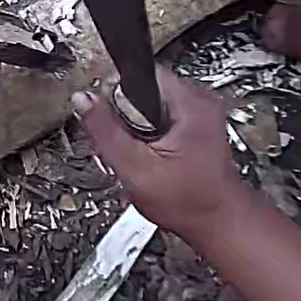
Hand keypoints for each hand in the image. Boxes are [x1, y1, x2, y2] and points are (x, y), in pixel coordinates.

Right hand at [72, 66, 255, 237]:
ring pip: (152, 100)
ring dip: (136, 123)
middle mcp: (201, 101)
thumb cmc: (186, 201)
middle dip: (125, 114)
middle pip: (144, 88)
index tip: (114, 121)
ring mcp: (203, 111)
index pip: (141, 76)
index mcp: (190, 105)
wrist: (217, 223)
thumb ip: (105, 130)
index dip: (117, 96)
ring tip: (137, 151)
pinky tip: (149, 151)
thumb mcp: (134, 167)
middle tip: (125, 144)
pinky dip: (150, 129)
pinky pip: (163, 112)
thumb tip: (83, 99)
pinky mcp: (200, 122)